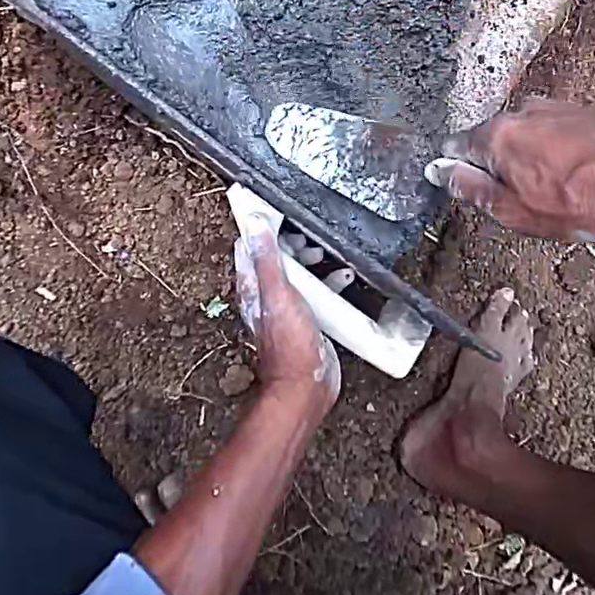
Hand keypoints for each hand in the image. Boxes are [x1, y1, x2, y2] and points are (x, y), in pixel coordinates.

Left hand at [234, 223, 340, 412]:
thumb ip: (267, 259)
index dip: (259, 227)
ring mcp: (287, 308)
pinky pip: (317, 293)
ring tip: (326, 252)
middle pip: (276, 258)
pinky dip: (328, 282)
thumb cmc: (289, 343)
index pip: (249, 247)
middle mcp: (267, 296)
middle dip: (291, 243)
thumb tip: (253, 222)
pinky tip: (345, 277)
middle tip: (308, 234)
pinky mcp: (308, 320)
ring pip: (297, 274)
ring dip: (310, 261)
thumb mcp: (278, 294)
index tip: (273, 209)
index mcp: (253, 287)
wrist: (306, 386)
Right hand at [425, 98, 594, 244]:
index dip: (458, 170)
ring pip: (529, 134)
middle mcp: (526, 110)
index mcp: (498, 133)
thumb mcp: (513, 211)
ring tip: (554, 194)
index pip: (456, 146)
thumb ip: (472, 188)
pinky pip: (560, 133)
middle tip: (518, 200)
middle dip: (498, 164)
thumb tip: (440, 171)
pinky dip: (560, 154)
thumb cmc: (583, 204)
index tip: (469, 189)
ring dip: (532, 159)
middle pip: (494, 138)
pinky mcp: (591, 113)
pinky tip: (579, 181)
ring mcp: (561, 108)